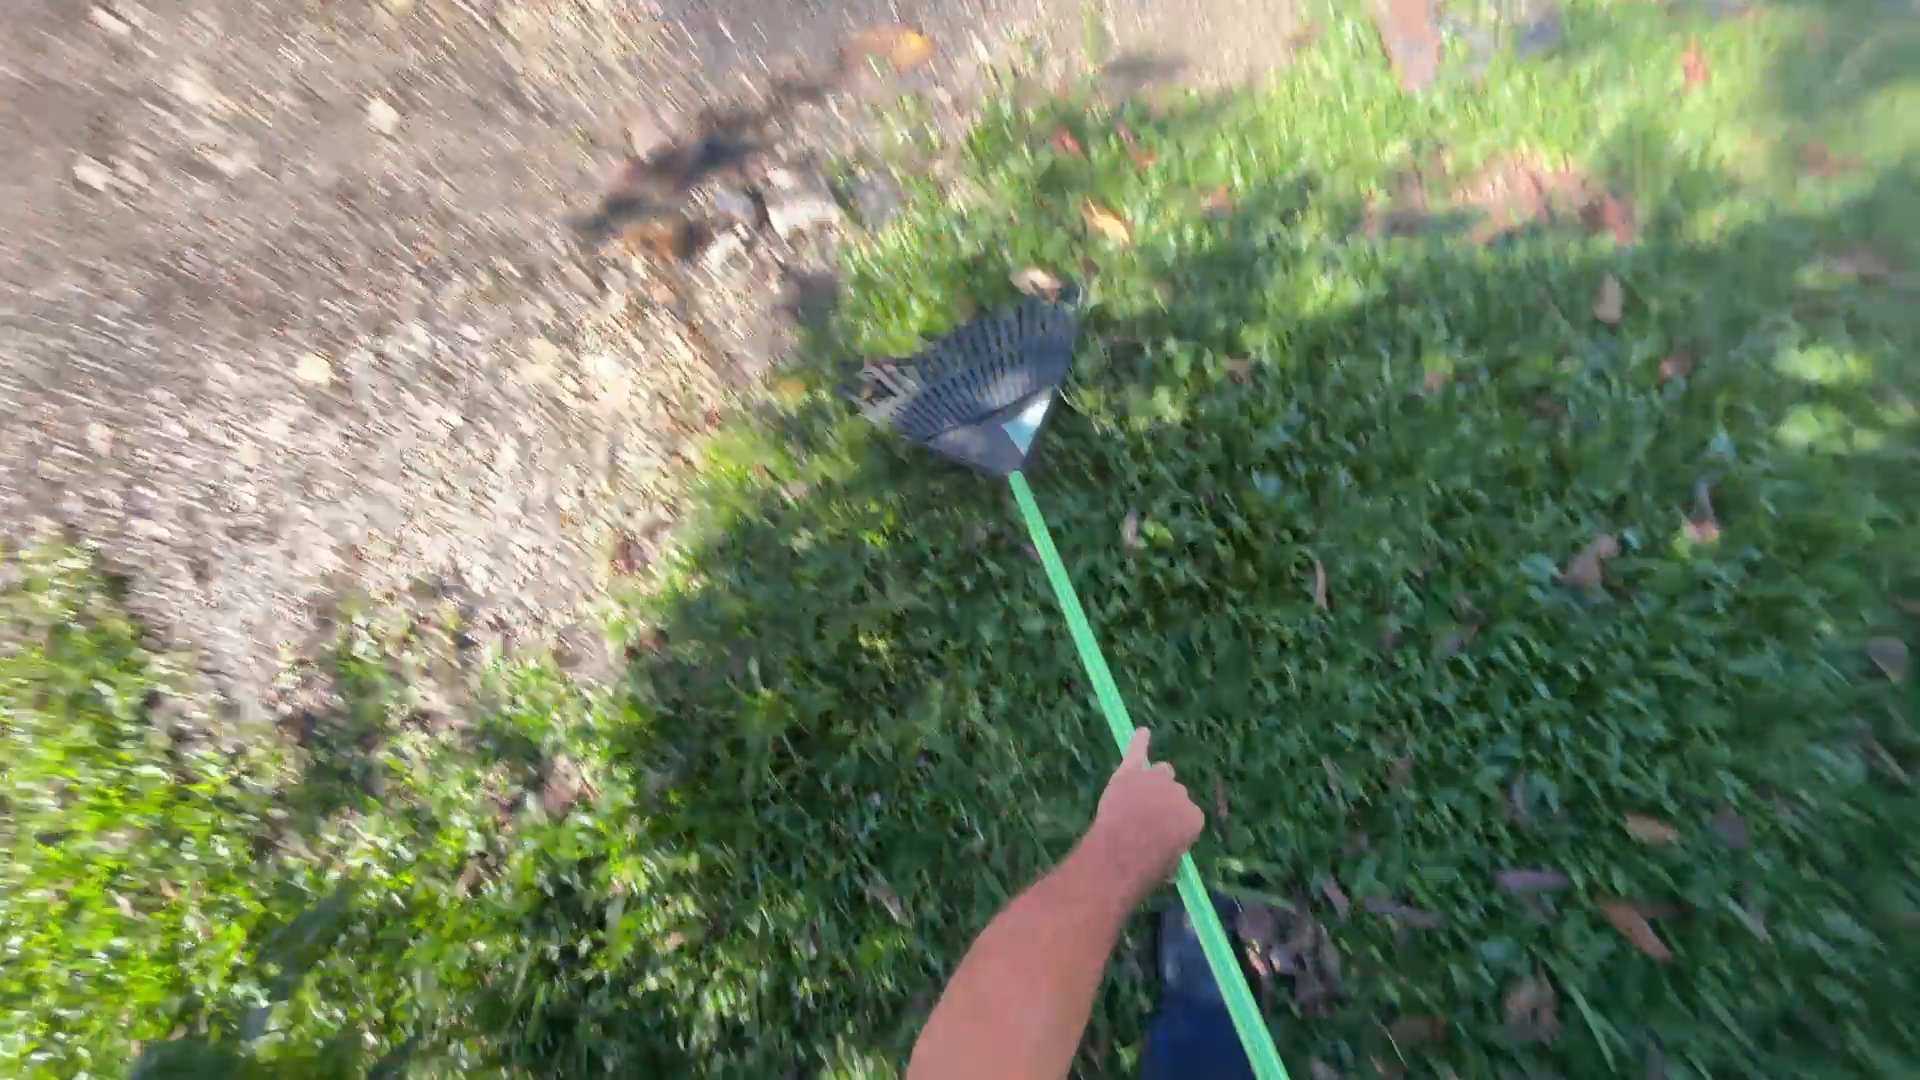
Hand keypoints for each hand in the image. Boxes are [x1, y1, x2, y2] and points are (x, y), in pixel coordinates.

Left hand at [1082, 728, 1203, 901]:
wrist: (1124, 850)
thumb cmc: (1148, 866)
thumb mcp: (1169, 862)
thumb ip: (1171, 846)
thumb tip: (1166, 851)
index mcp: (1194, 817)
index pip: (1188, 815)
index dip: (1172, 823)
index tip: (1161, 833)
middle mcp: (1179, 793)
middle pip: (1174, 791)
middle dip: (1162, 802)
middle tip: (1144, 818)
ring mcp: (1155, 779)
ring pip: (1160, 771)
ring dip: (1151, 780)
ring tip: (1136, 795)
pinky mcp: (1132, 770)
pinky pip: (1138, 749)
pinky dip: (1140, 741)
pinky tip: (1142, 732)